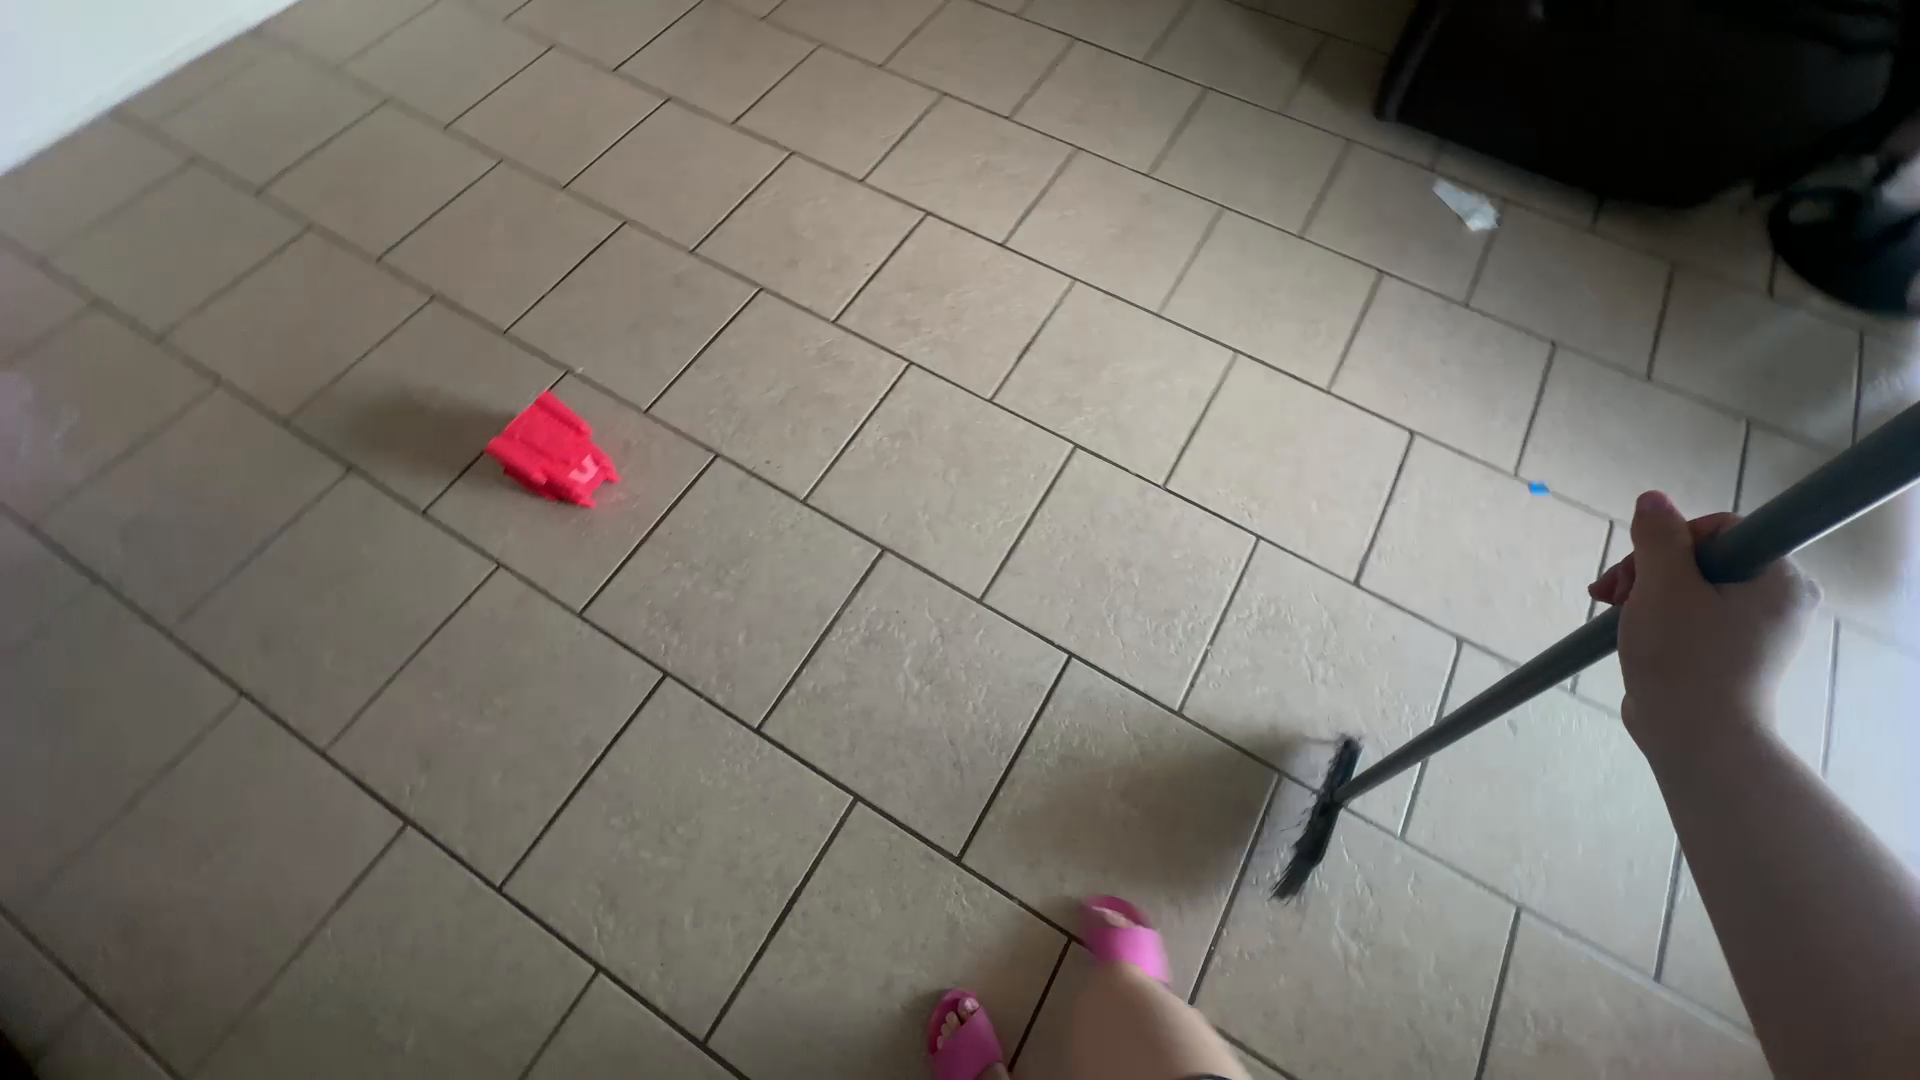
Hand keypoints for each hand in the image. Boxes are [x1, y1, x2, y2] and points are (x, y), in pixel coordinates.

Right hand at [1588, 491, 1818, 759]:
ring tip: (1610, 607)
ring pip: (1688, 584)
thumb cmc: (1683, 655)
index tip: (1636, 568)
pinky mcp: (1725, 649)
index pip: (1722, 530)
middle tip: (1611, 592)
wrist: (1692, 732)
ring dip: (1642, 588)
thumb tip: (1653, 499)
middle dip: (1647, 568)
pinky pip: (1687, 611)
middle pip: (1700, 557)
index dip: (1670, 539)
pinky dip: (1653, 610)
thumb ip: (1658, 539)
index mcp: (1779, 580)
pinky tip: (1626, 622)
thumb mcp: (1662, 587)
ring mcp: (1752, 627)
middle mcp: (1777, 599)